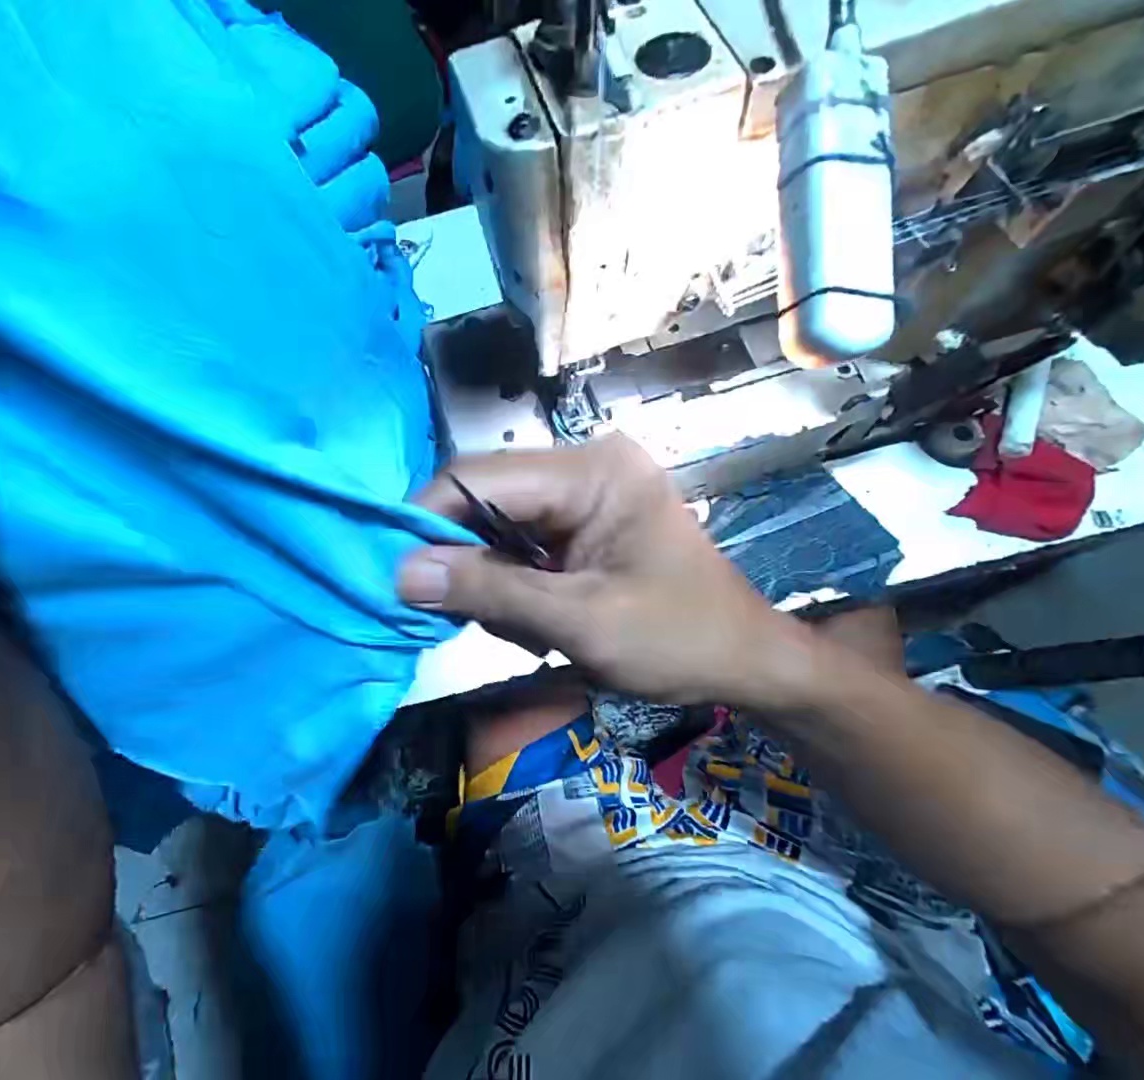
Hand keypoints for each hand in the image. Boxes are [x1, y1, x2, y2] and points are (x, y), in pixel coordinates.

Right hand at [396, 436, 827, 704]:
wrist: (746, 662)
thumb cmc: (678, 640)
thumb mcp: (580, 622)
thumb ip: (490, 592)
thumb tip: (401, 572)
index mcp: (592, 471)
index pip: (480, 476)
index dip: (428, 519)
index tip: (398, 573)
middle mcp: (582, 467)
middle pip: (484, 498)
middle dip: (466, 560)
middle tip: (469, 616)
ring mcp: (582, 494)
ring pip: (494, 526)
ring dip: (491, 582)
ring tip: (532, 631)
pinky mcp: (580, 523)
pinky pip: (517, 545)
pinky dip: (511, 587)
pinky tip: (541, 624)